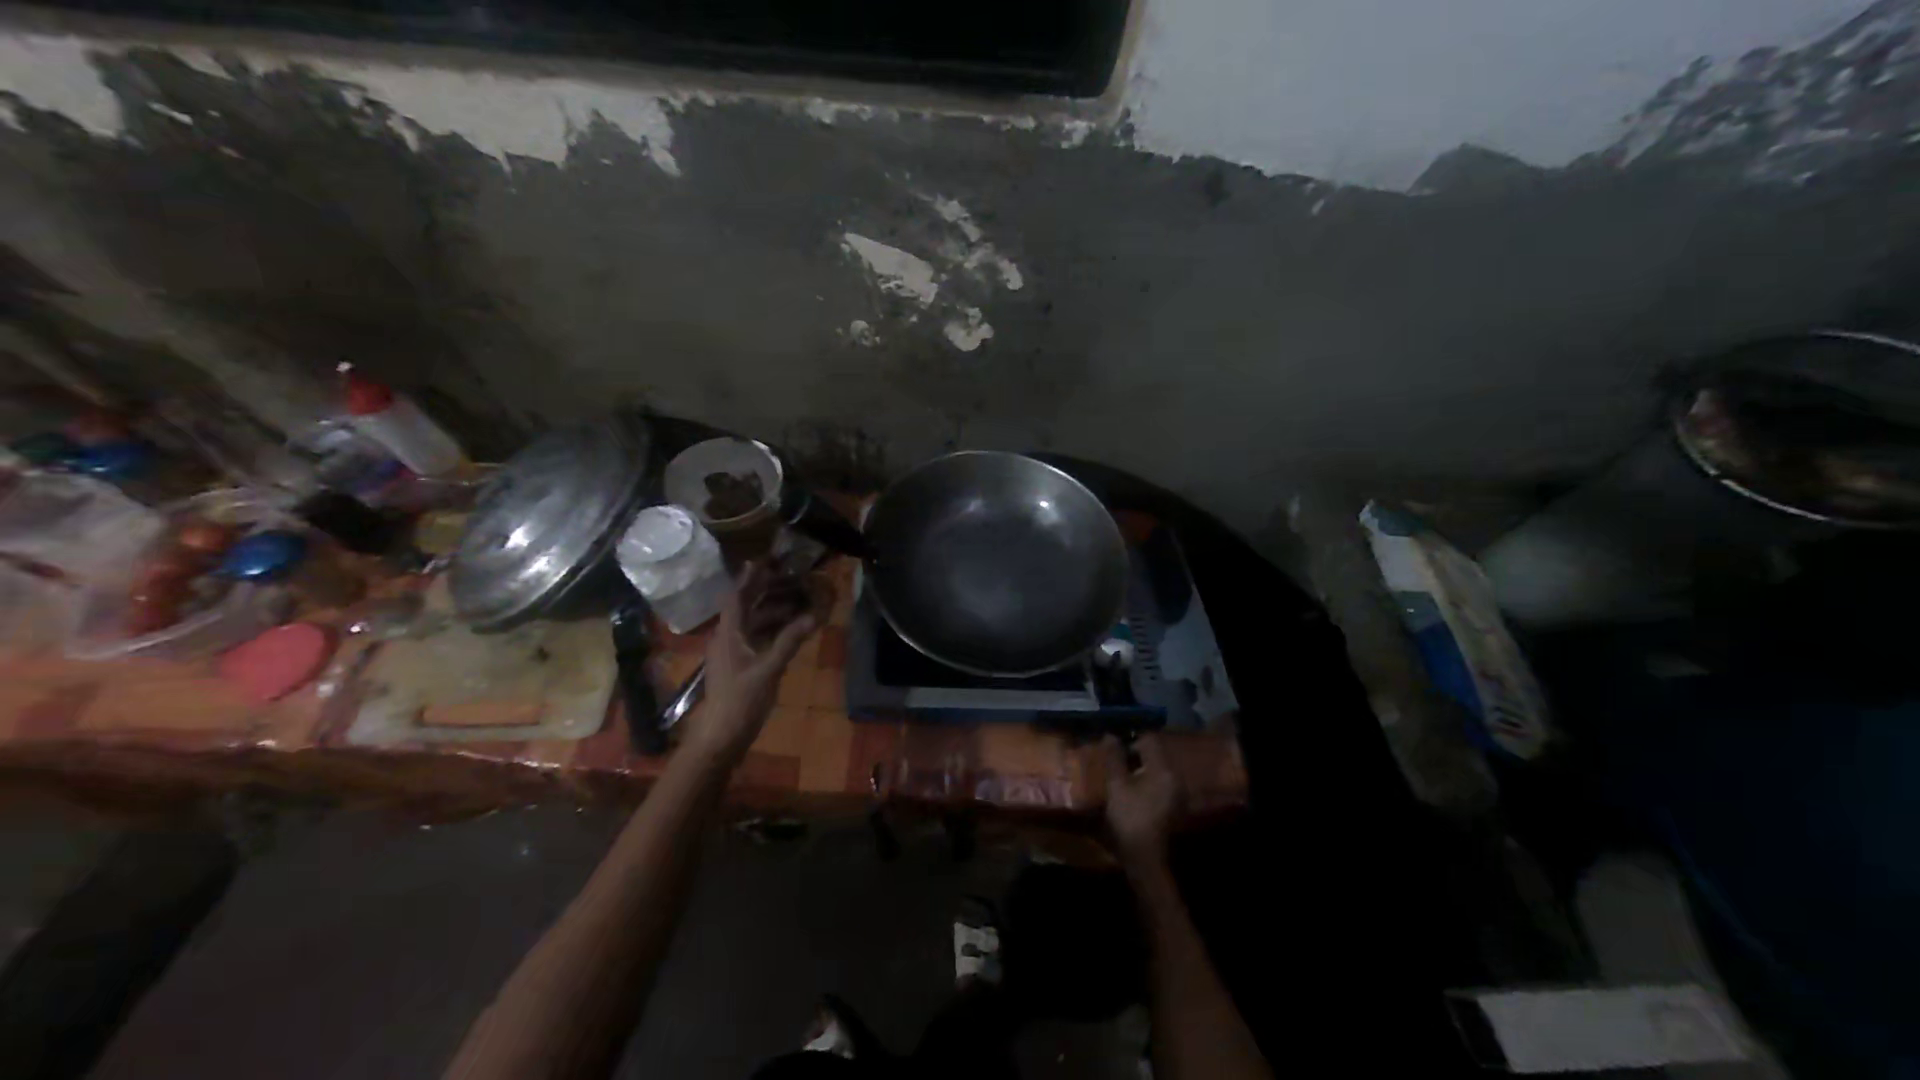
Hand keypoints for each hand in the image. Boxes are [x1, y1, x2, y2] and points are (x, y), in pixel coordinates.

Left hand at [680, 564, 821, 765]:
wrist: (722, 736)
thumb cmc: (741, 700)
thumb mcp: (768, 669)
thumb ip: (790, 641)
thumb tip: (814, 615)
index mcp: (728, 634)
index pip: (737, 597)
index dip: (749, 578)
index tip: (764, 560)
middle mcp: (728, 638)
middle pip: (746, 607)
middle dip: (765, 591)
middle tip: (789, 576)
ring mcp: (733, 654)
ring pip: (753, 623)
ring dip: (773, 610)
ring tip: (797, 599)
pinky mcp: (741, 667)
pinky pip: (757, 638)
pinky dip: (774, 629)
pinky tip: (792, 628)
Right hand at [1103, 733, 1181, 867]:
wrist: (1144, 857)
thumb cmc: (1129, 817)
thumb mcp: (1116, 785)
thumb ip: (1114, 757)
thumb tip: (1110, 735)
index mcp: (1164, 769)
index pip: (1149, 739)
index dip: (1129, 738)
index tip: (1111, 743)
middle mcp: (1175, 777)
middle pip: (1153, 754)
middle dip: (1132, 752)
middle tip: (1111, 756)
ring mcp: (1176, 792)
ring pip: (1155, 769)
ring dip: (1136, 767)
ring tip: (1116, 771)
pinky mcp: (1172, 805)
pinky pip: (1157, 783)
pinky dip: (1143, 780)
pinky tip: (1128, 789)